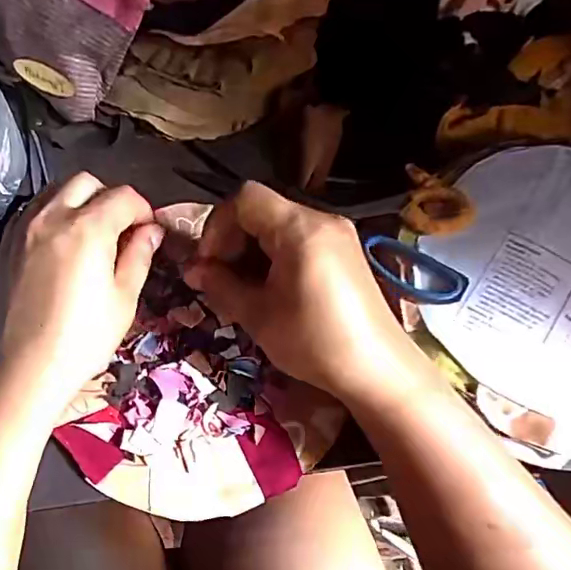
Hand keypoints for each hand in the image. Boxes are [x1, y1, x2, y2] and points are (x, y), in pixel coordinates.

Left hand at [0, 173, 161, 421]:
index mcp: (88, 229)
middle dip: (109, 198)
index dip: (144, 210)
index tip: (149, 230)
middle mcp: (51, 217)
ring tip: (91, 236)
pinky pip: (33, 212)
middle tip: (121, 230)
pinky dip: (53, 215)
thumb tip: (150, 232)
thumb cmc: (81, 341)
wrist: (25, 368)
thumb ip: (138, 257)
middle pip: (87, 182)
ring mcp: (23, 229)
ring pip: (55, 191)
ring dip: (79, 202)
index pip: (124, 197)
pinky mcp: (5, 245)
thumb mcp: (123, 300)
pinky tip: (62, 246)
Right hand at [184, 181, 430, 411]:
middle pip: (262, 210)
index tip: (208, 265)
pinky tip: (271, 294)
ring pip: (279, 227)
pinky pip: (300, 242)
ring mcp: (338, 236)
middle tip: (220, 282)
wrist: (375, 370)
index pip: (245, 199)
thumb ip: (221, 285)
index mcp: (300, 228)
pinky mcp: (345, 254)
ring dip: (252, 253)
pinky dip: (276, 259)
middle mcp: (322, 220)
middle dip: (233, 242)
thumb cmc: (313, 342)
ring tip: (243, 293)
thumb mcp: (258, 316)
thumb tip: (195, 270)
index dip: (216, 227)